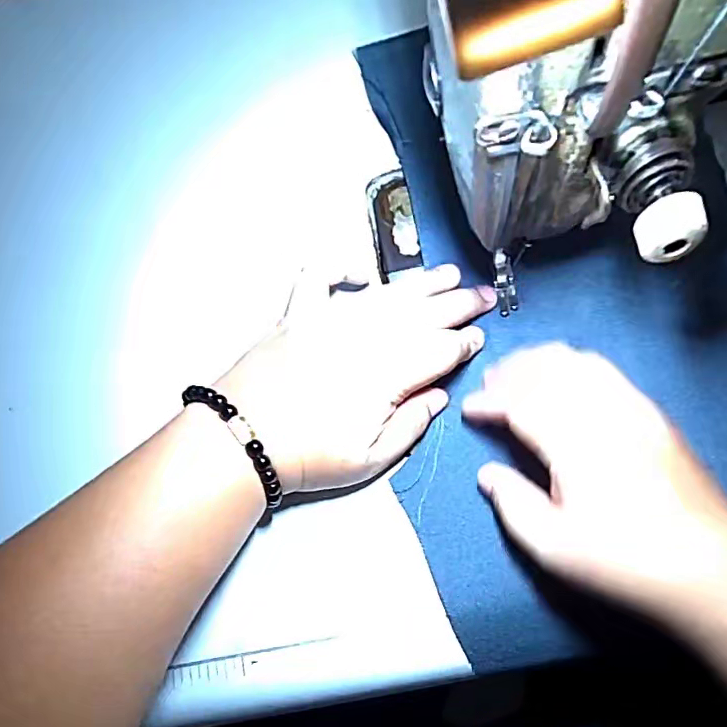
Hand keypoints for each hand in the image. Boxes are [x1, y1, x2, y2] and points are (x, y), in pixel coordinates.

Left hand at [213, 263, 494, 494]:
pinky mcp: (298, 315)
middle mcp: (364, 336)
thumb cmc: (308, 457)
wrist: (242, 440)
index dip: (464, 343)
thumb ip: (411, 425)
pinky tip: (360, 272)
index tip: (480, 338)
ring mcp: (329, 320)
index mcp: (388, 373)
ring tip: (447, 275)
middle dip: (459, 304)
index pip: (440, 349)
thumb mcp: (371, 459)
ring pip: (386, 292)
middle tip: (484, 296)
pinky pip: (320, 277)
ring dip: (420, 283)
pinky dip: (339, 267)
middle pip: (422, 314)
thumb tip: (438, 397)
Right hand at [463, 344, 726, 621]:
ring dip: (547, 362)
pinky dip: (578, 367)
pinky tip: (571, 383)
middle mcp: (605, 412)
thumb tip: (488, 475)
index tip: (470, 408)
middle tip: (491, 382)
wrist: (703, 562)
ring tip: (524, 373)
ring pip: (583, 363)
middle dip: (515, 370)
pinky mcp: (654, 416)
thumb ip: (514, 504)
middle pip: (552, 369)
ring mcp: (635, 409)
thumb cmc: (622, 559)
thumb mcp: (553, 546)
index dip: (491, 400)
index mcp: (574, 442)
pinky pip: (610, 373)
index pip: (522, 401)